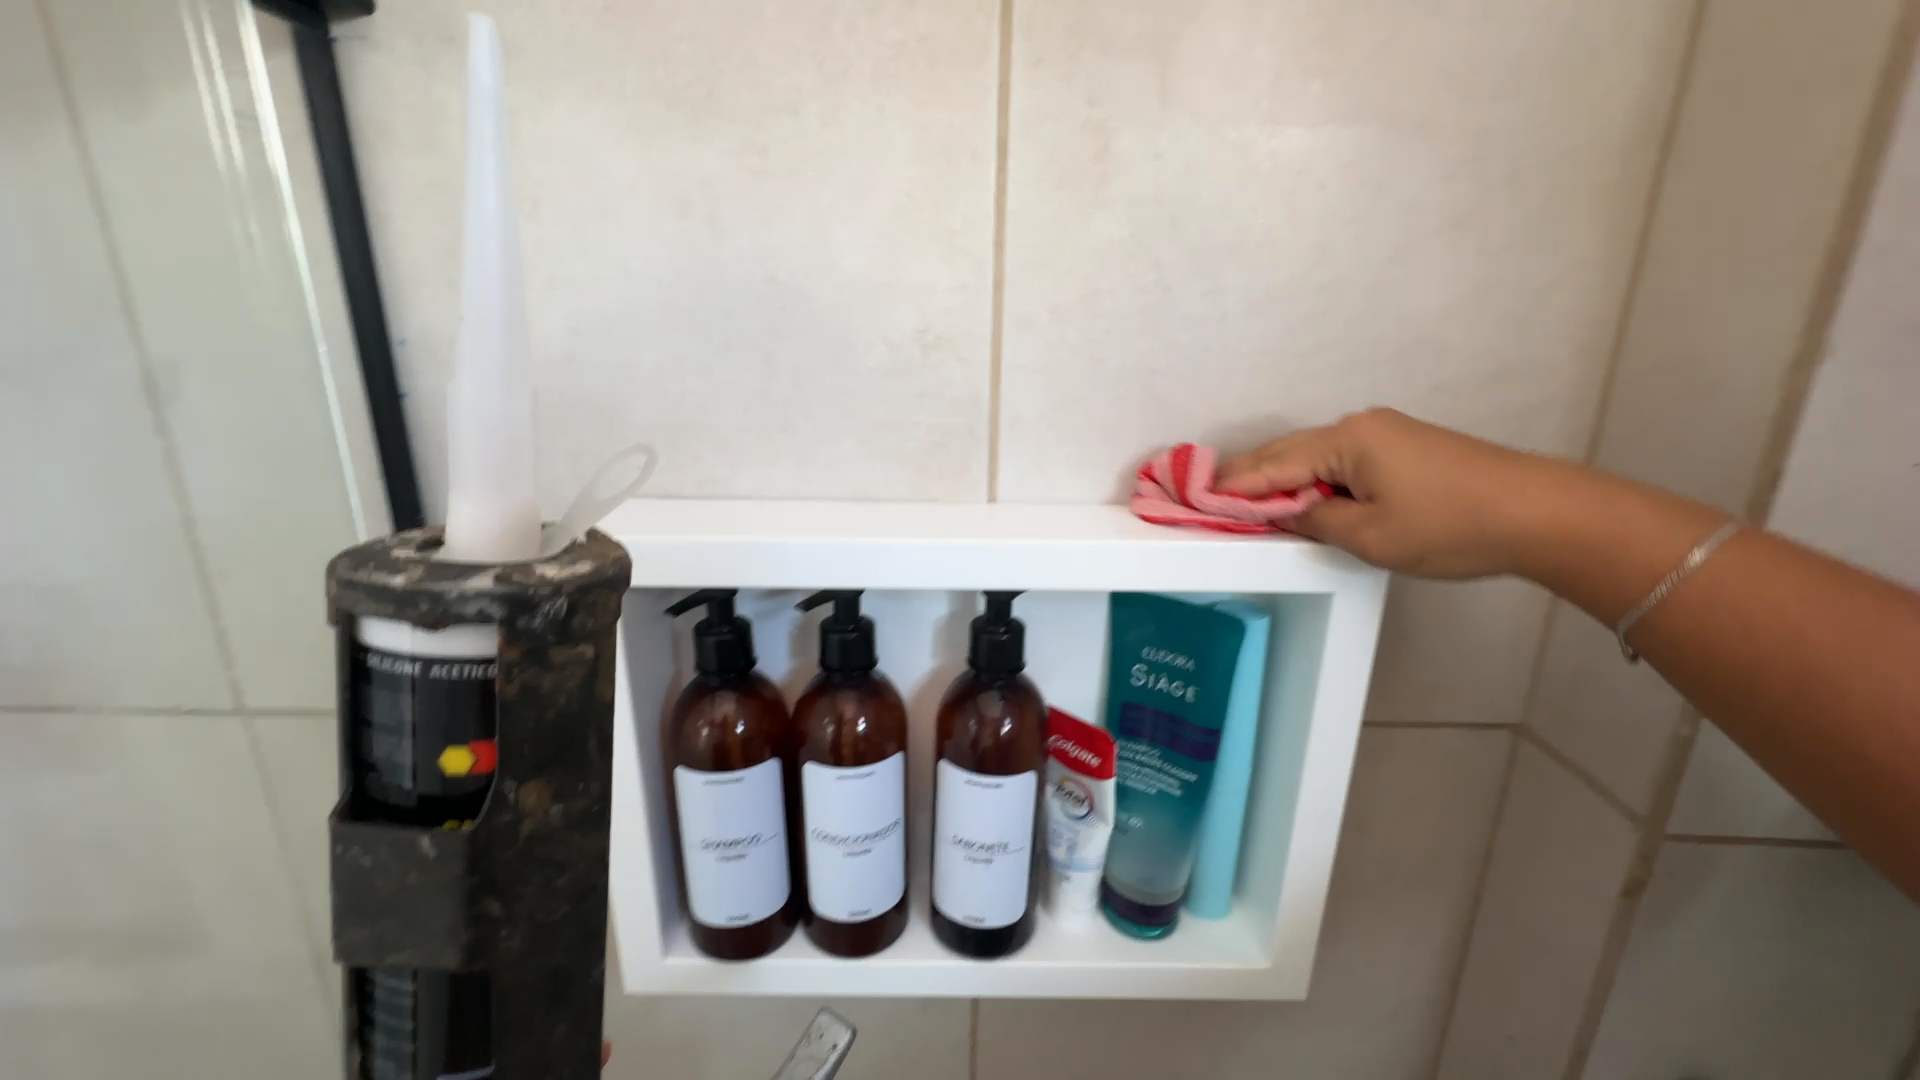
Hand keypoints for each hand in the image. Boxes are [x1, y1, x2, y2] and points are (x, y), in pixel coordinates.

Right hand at [1217, 408, 1552, 578]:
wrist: (1541, 514)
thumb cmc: (1450, 526)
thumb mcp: (1370, 535)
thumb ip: (1316, 521)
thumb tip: (1286, 513)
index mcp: (1346, 441)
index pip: (1272, 466)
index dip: (1234, 486)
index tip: (1195, 496)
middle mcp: (1359, 426)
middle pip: (1287, 451)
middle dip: (1248, 473)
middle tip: (1206, 493)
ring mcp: (1383, 433)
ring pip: (1312, 454)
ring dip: (1278, 475)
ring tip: (1242, 496)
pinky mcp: (1402, 447)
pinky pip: (1337, 459)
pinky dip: (1309, 476)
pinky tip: (1297, 492)